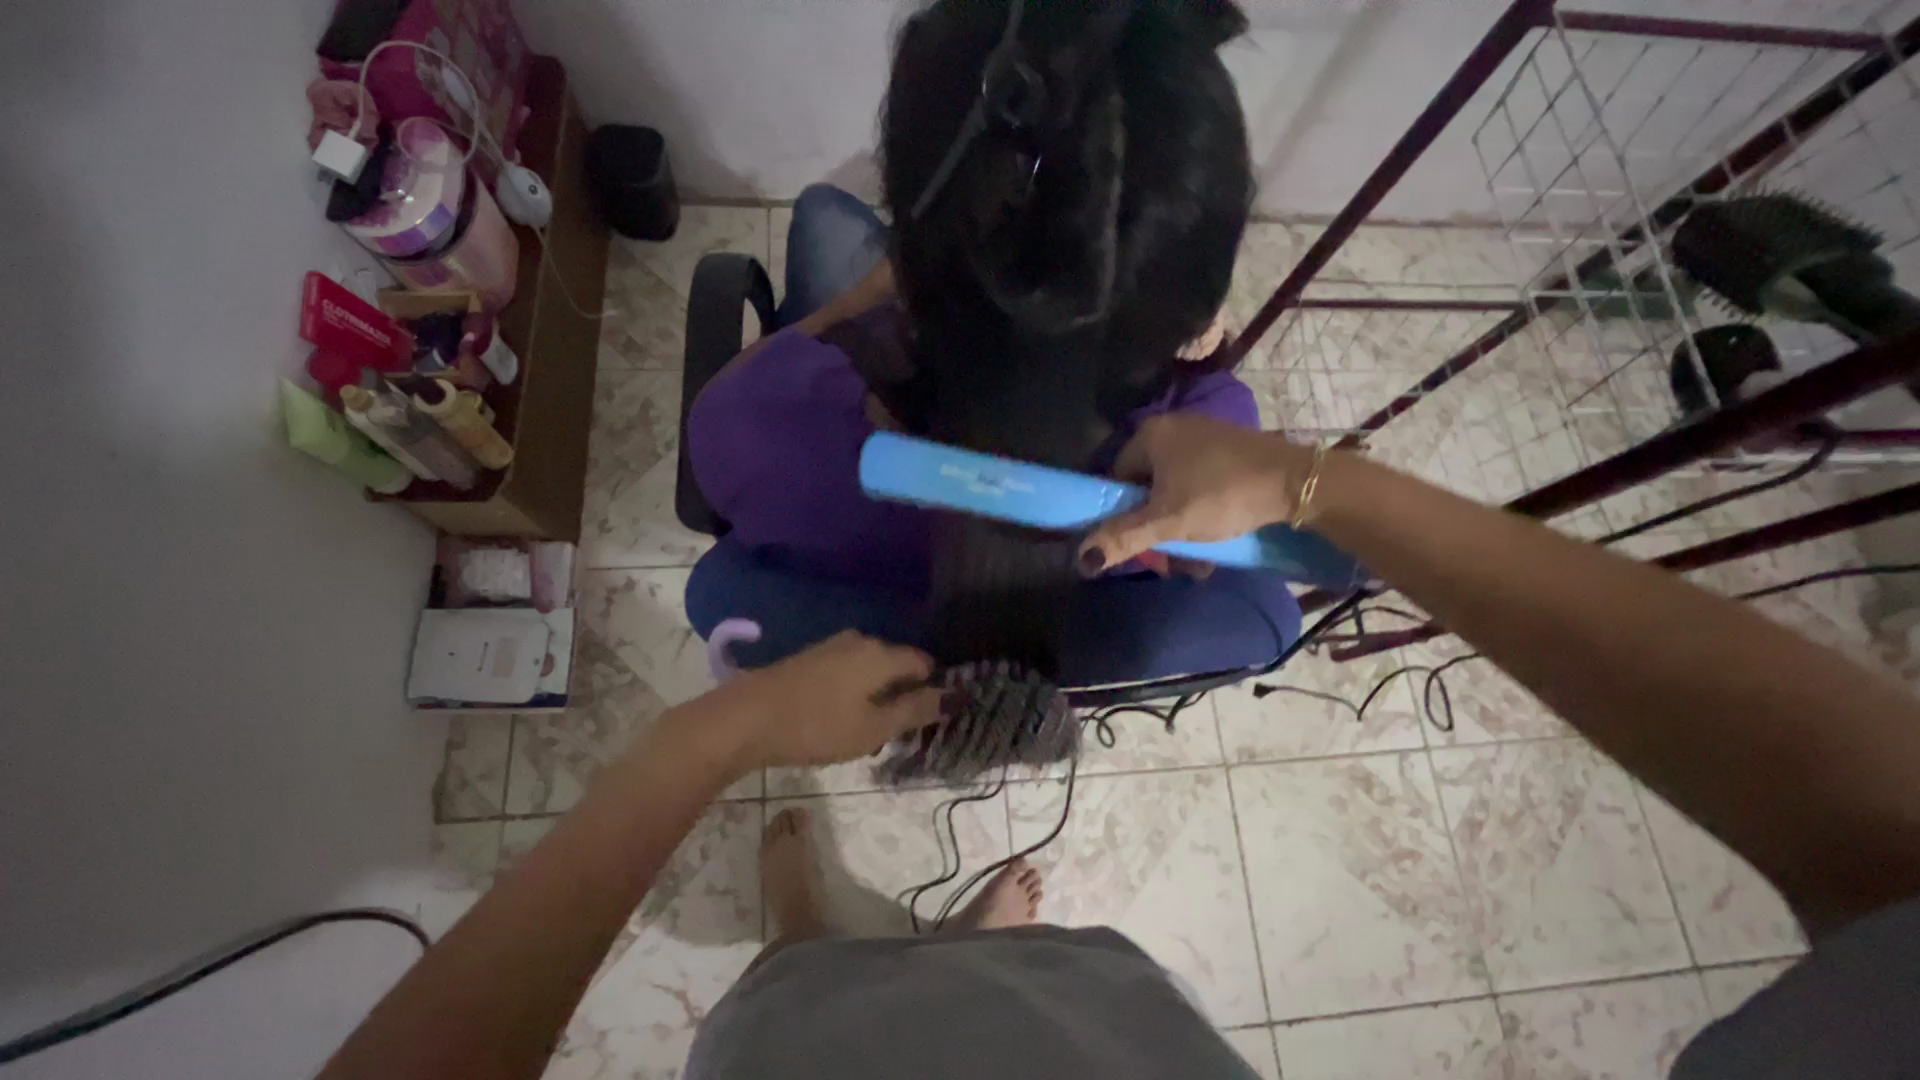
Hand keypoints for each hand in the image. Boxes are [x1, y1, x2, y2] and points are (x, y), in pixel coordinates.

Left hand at [690, 631, 940, 772]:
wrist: (745, 719)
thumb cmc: (816, 726)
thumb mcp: (874, 728)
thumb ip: (916, 710)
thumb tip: (955, 695)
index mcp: (882, 653)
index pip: (925, 663)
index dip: (933, 690)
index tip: (928, 722)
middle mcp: (861, 640)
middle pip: (897, 664)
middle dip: (904, 694)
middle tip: (897, 733)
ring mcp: (832, 646)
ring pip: (871, 669)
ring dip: (877, 695)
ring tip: (868, 731)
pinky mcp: (809, 658)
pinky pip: (848, 671)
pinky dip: (854, 692)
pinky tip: (840, 718)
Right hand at [1080, 414, 1311, 571]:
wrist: (1297, 482)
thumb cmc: (1222, 495)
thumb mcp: (1167, 522)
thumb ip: (1123, 538)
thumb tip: (1082, 560)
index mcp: (1150, 434)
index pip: (1115, 478)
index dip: (1121, 514)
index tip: (1137, 542)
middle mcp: (1173, 427)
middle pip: (1146, 487)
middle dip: (1155, 527)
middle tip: (1169, 558)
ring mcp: (1204, 437)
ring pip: (1175, 490)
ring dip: (1180, 527)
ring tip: (1197, 560)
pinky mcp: (1230, 450)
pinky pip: (1200, 484)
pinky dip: (1202, 512)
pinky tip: (1215, 537)